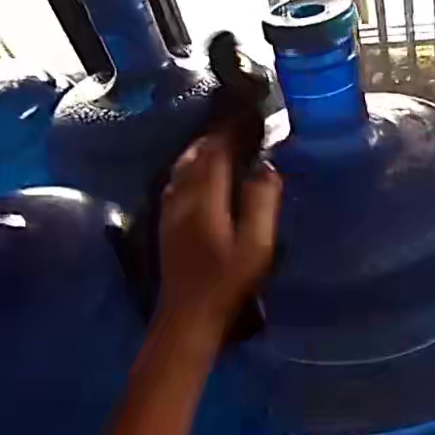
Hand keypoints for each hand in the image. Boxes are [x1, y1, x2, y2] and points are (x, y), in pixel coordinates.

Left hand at [156, 134, 279, 339]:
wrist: (188, 317)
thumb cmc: (228, 285)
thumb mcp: (256, 248)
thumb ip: (262, 205)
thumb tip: (267, 169)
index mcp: (205, 200)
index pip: (216, 152)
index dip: (232, 131)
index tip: (251, 118)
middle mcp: (181, 198)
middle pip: (195, 155)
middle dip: (217, 136)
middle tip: (240, 128)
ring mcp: (170, 212)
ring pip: (182, 167)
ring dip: (202, 150)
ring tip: (222, 144)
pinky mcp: (167, 225)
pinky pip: (176, 183)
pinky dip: (191, 168)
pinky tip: (200, 175)